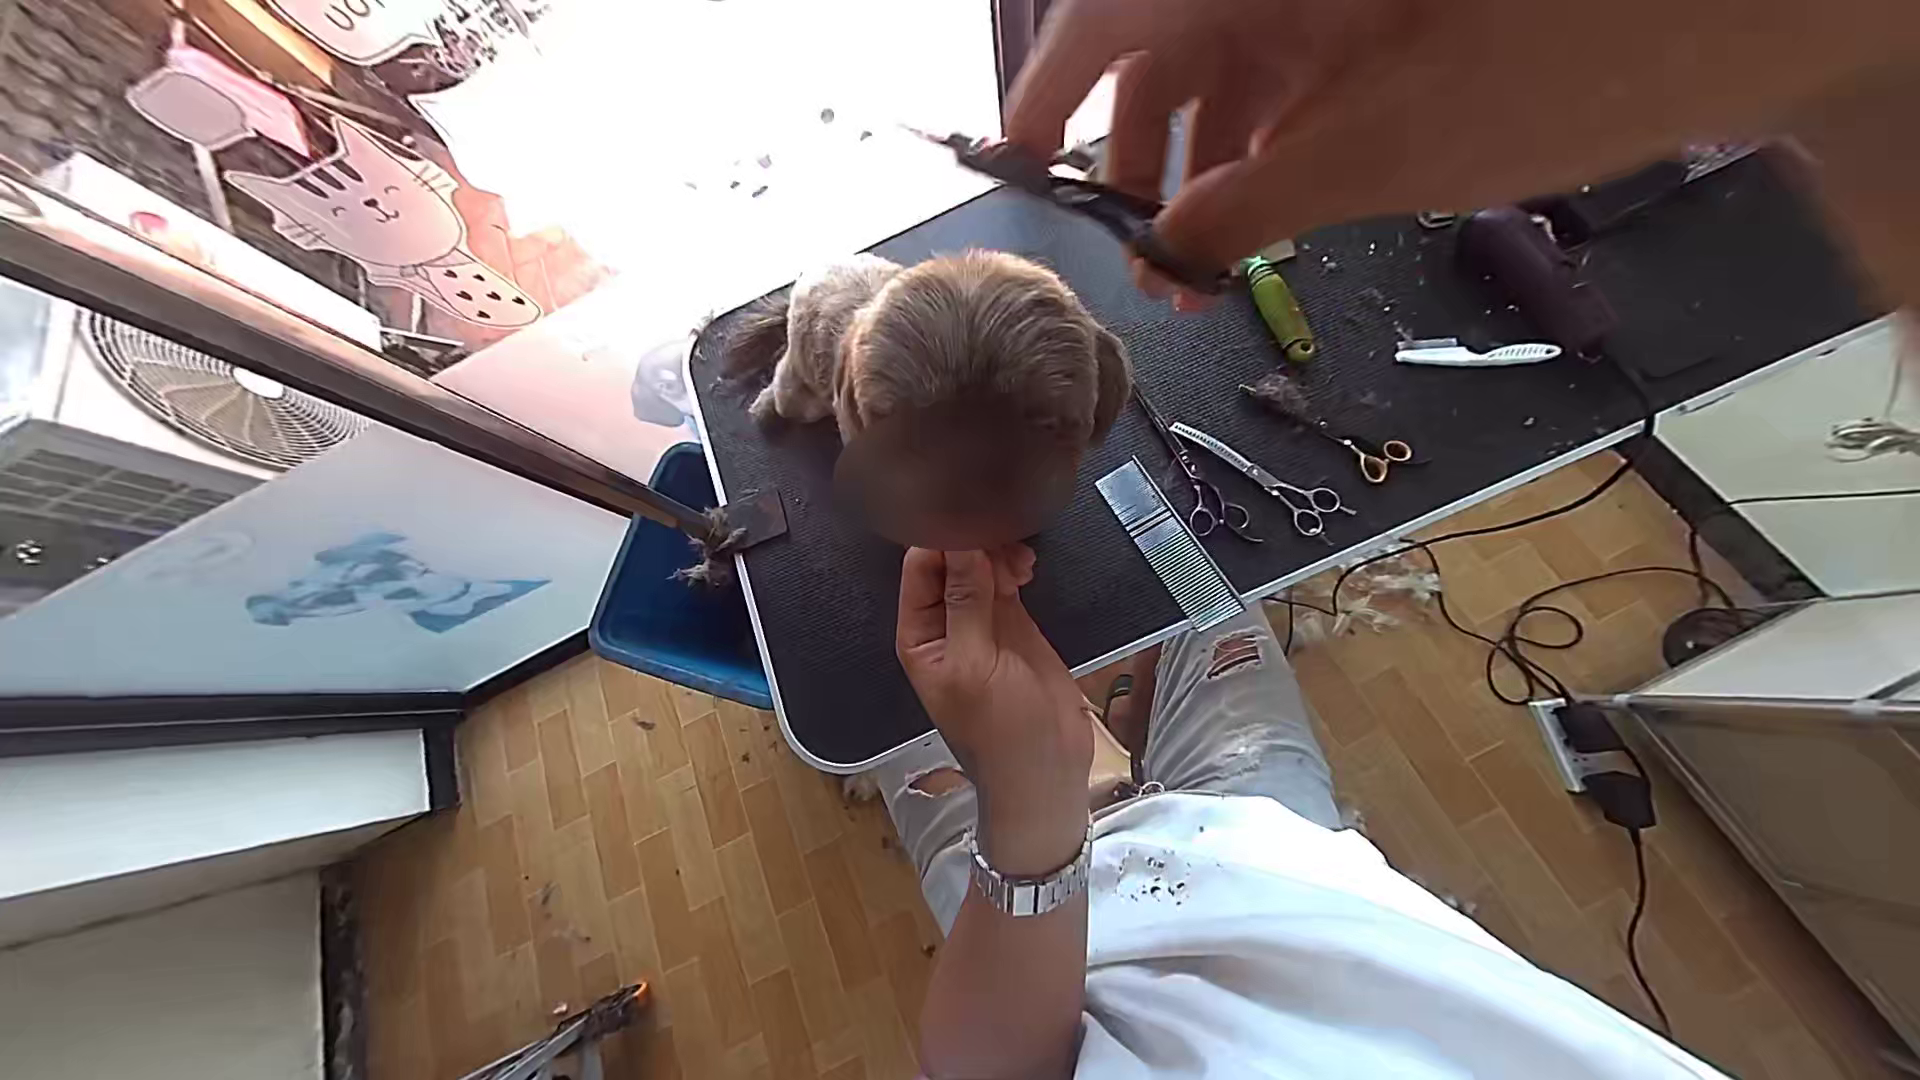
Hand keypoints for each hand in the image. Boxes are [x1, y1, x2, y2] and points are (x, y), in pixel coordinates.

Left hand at [895, 545, 1091, 876]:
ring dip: (998, 554)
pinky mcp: (1012, 621)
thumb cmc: (1001, 730)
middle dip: (974, 545)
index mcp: (919, 634)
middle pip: (950, 562)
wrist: (1046, 770)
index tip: (974, 522)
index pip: (920, 570)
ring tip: (1022, 564)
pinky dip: (1014, 567)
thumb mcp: (976, 664)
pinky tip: (1027, 569)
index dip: (942, 542)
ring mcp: (980, 620)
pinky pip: (1005, 580)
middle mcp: (944, 622)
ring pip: (979, 567)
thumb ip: (967, 602)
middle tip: (1005, 547)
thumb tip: (961, 545)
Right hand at [1005, 0, 1919, 308]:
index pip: (1108, 17)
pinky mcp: (1375, 4)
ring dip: (1198, 178)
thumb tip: (1158, 263)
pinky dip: (1259, 151)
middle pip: (1157, 54)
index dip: (1046, 100)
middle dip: (1136, 168)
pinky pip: (1280, 76)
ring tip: (1198, 271)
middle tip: (1143, 264)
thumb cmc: (1586, 49)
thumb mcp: (1379, 151)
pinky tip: (1261, 217)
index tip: (1010, 169)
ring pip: (1218, 74)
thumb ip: (1244, 208)